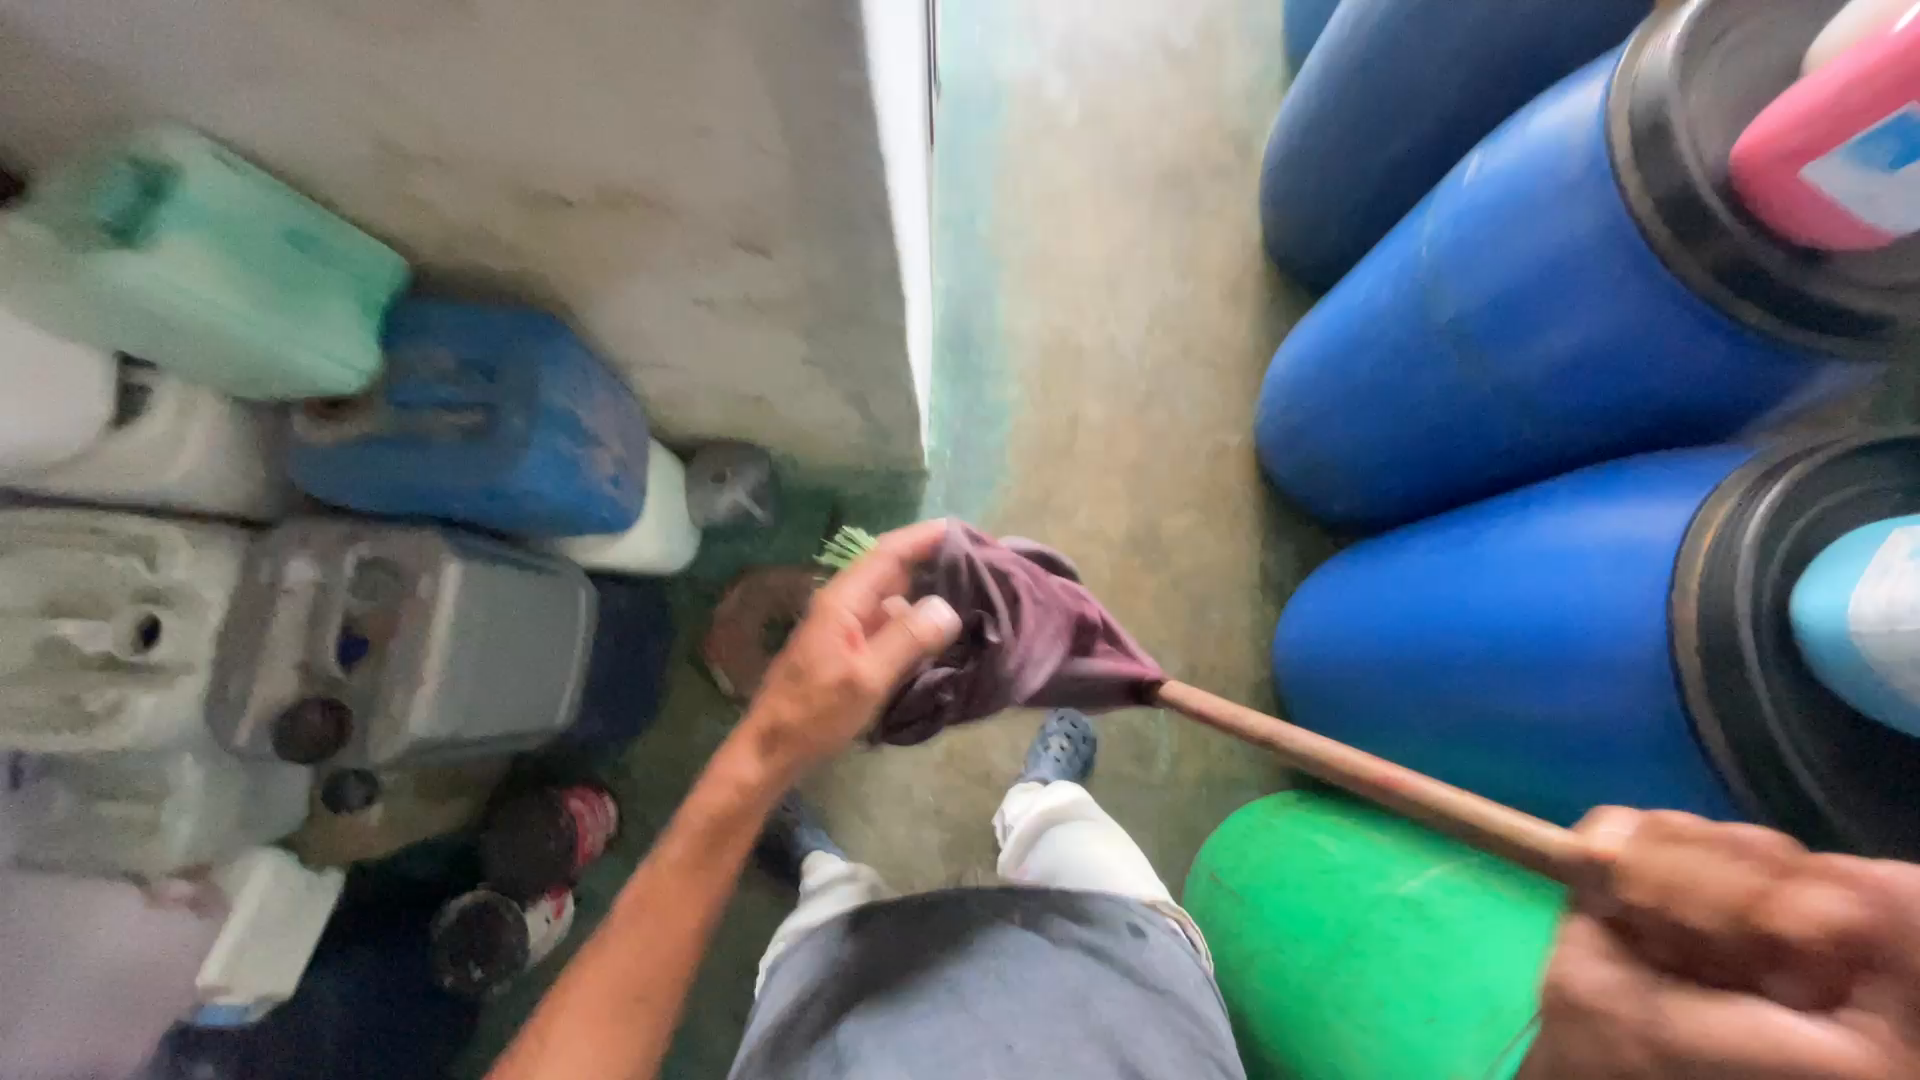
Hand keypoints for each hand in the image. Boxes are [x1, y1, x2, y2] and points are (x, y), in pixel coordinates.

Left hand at [735, 520, 960, 776]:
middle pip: (894, 569)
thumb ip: (907, 639)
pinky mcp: (850, 649)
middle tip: (981, 564)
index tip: (965, 530)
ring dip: (928, 593)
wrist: (772, 749)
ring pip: (894, 598)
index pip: (890, 552)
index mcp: (844, 599)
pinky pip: (890, 623)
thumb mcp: (867, 677)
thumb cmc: (814, 713)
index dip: (926, 536)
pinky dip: (916, 621)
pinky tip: (942, 634)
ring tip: (972, 596)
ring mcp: (846, 626)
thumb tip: (948, 607)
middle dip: (934, 561)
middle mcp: (845, 604)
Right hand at [1520, 809, 1919, 1078]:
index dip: (1799, 914)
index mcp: (1831, 925)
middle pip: (1756, 843)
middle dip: (1723, 908)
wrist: (1621, 1052)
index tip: (1784, 978)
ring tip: (1660, 944)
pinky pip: (1618, 822)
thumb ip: (1900, 965)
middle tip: (1712, 966)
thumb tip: (1881, 871)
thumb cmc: (1744, 1062)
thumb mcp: (1862, 1051)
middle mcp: (1765, 884)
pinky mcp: (1614, 852)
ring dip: (1661, 896)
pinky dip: (1611, 863)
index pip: (1833, 872)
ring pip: (1684, 828)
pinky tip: (1616, 907)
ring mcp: (1685, 863)